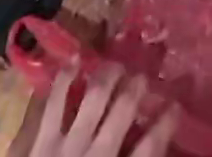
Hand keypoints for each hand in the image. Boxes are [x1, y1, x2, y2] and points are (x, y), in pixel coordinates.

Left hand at [29, 63, 179, 156]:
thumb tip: (154, 153)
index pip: (151, 146)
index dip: (166, 122)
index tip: (175, 106)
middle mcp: (96, 153)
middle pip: (123, 108)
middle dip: (136, 87)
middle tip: (142, 75)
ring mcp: (64, 146)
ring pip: (92, 97)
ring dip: (106, 76)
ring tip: (114, 65)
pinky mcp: (36, 144)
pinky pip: (51, 104)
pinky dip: (62, 80)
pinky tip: (71, 63)